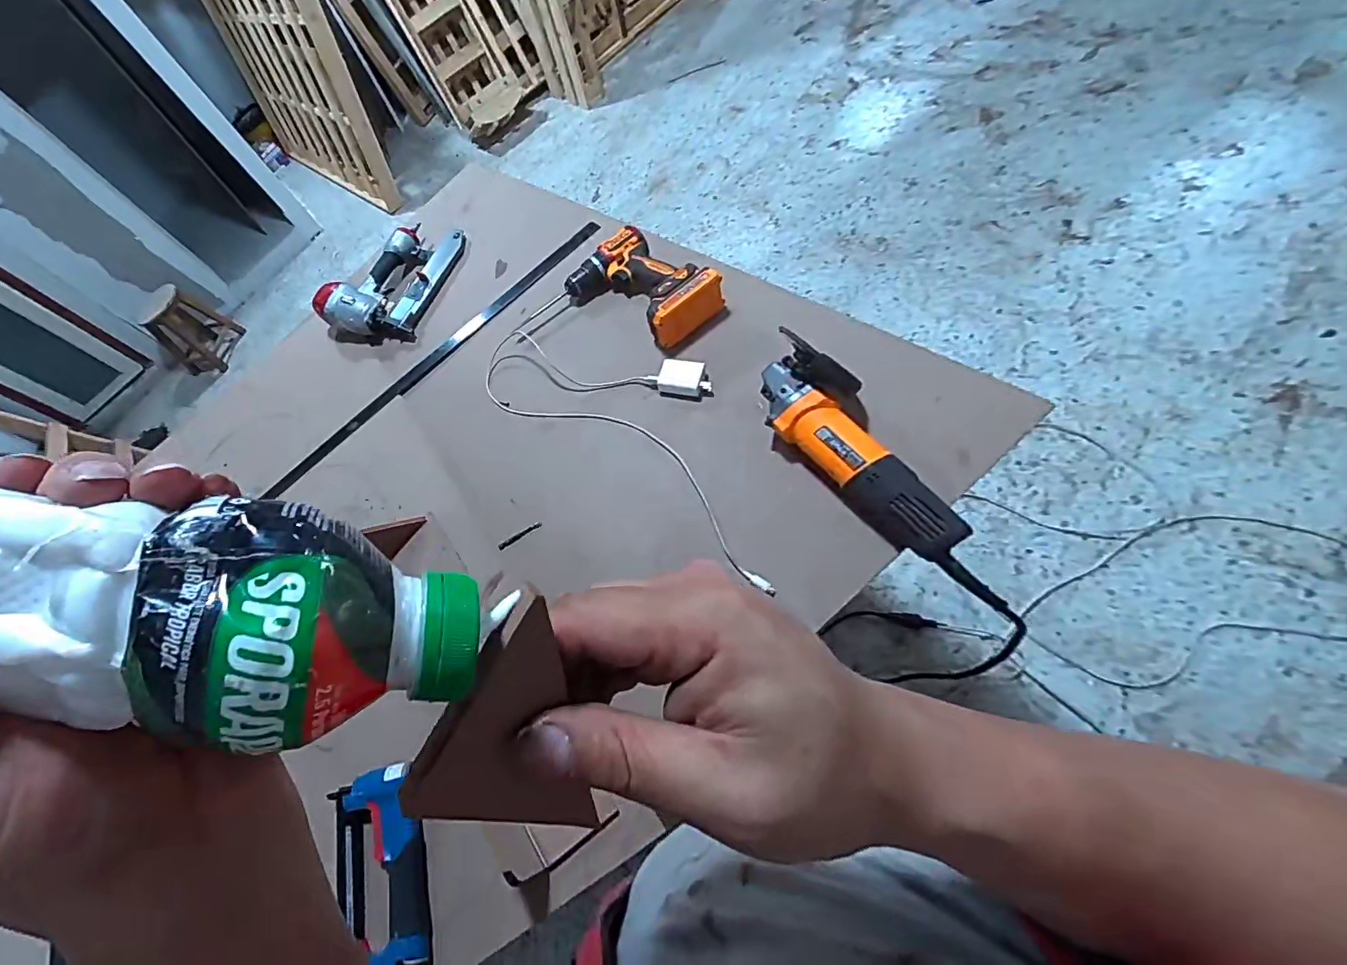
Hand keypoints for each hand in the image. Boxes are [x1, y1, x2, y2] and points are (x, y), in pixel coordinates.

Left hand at [0, 453, 358, 963]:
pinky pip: (197, 532)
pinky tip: (212, 494)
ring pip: (129, 511)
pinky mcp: (196, 604)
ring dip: (148, 480)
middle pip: (53, 512)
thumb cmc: (69, 849)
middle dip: (79, 480)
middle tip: (109, 492)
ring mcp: (127, 607)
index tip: (22, 484)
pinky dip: (204, 498)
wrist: (206, 871)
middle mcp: (44, 616)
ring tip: (171, 491)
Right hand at [515, 561, 905, 861]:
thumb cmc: (820, 783)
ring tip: (538, 724)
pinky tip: (582, 708)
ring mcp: (687, 593)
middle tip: (503, 728)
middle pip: (581, 615)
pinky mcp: (687, 610)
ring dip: (561, 670)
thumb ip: (618, 757)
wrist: (892, 763)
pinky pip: (618, 629)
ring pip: (593, 621)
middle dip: (537, 669)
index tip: (484, 705)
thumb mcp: (720, 789)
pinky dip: (591, 668)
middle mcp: (685, 586)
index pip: (582, 619)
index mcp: (700, 616)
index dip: (523, 657)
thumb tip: (528, 741)